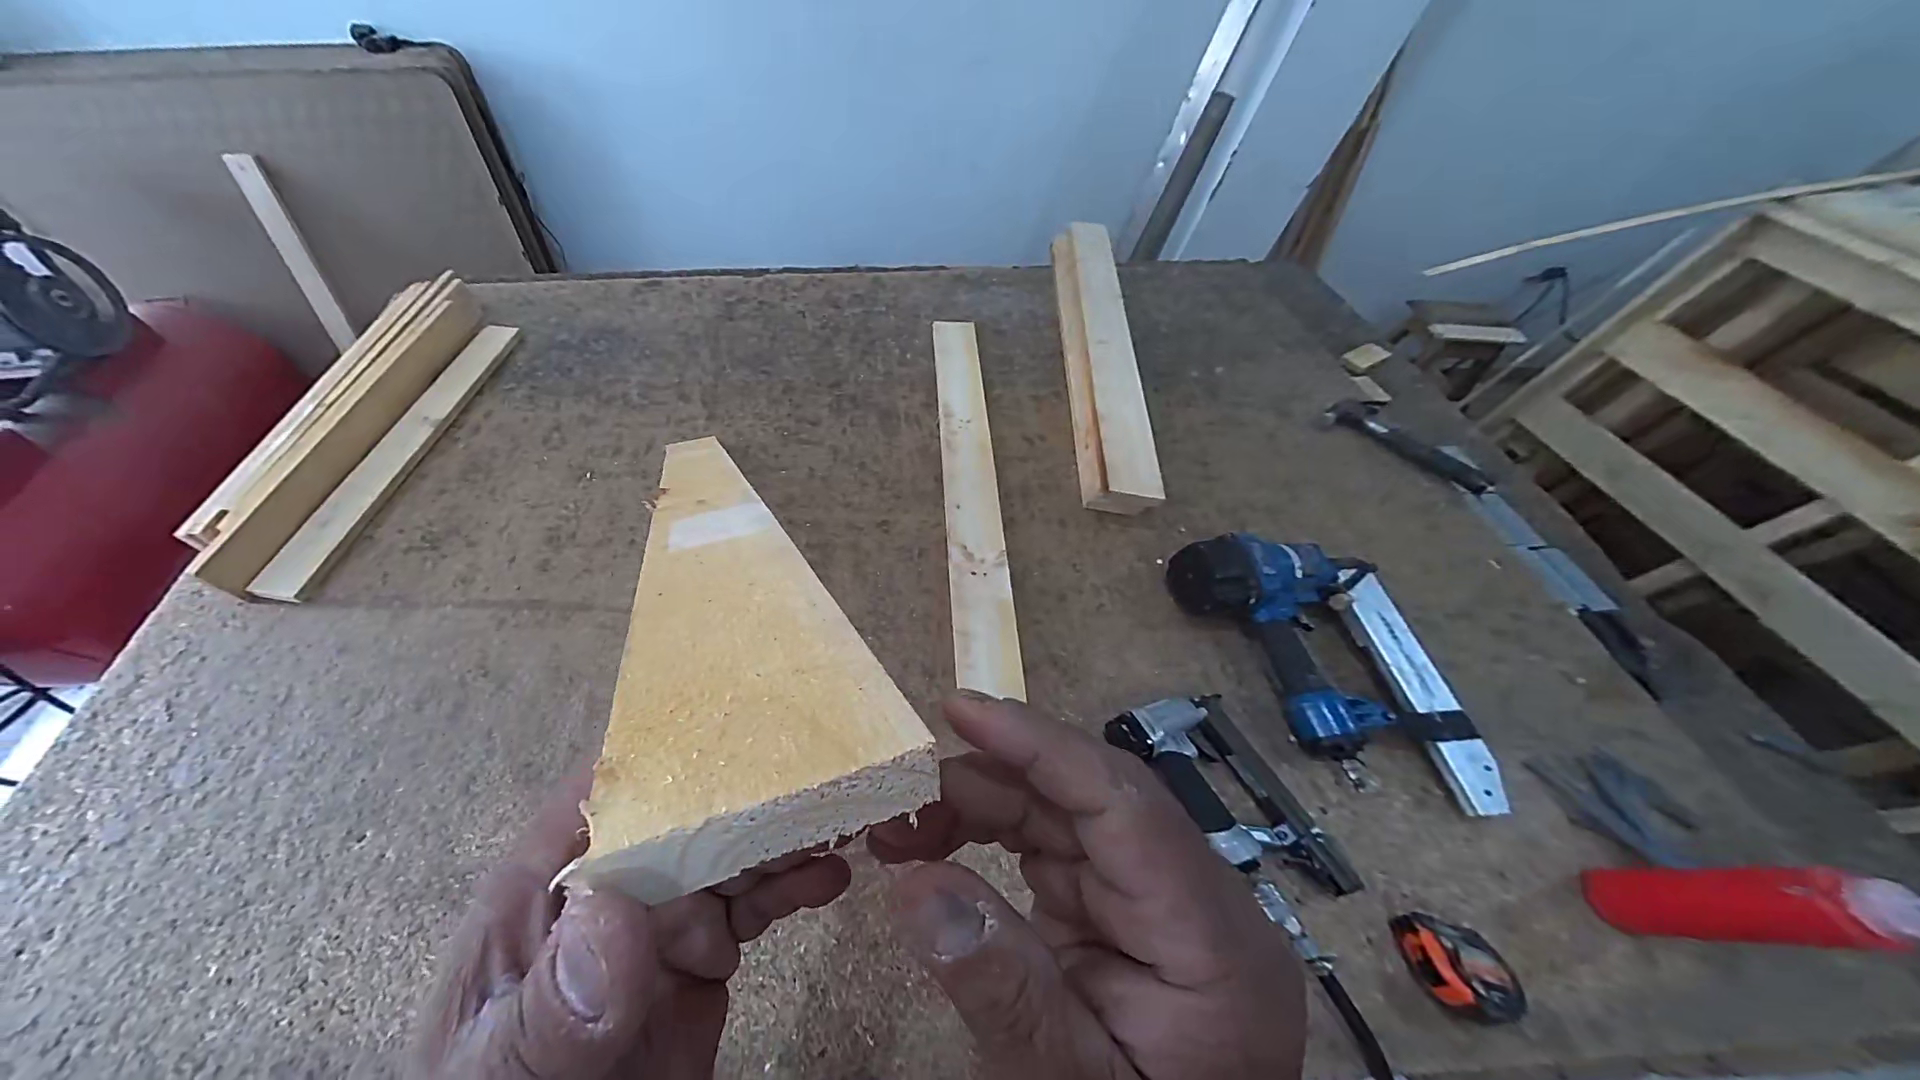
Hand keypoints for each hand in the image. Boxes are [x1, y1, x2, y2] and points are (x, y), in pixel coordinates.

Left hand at [410, 767, 851, 1078]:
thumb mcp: (506, 1064)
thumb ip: (555, 1000)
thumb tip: (618, 905)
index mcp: (550, 881)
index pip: (610, 792)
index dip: (670, 754)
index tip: (736, 727)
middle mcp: (615, 883)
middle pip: (688, 814)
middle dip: (750, 793)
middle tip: (814, 778)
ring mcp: (664, 916)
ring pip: (731, 852)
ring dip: (783, 835)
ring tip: (837, 820)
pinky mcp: (705, 949)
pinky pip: (753, 904)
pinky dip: (792, 887)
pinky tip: (828, 877)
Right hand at [870, 693, 1305, 1079]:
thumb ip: (1004, 988)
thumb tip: (914, 882)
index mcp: (1209, 932)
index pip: (1123, 801)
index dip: (1040, 744)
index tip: (962, 707)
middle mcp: (1187, 889)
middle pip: (1088, 795)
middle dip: (990, 775)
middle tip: (904, 789)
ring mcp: (1150, 892)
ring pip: (1062, 810)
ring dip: (981, 802)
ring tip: (907, 823)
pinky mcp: (1116, 901)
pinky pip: (1050, 843)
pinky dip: (991, 832)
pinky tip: (942, 842)